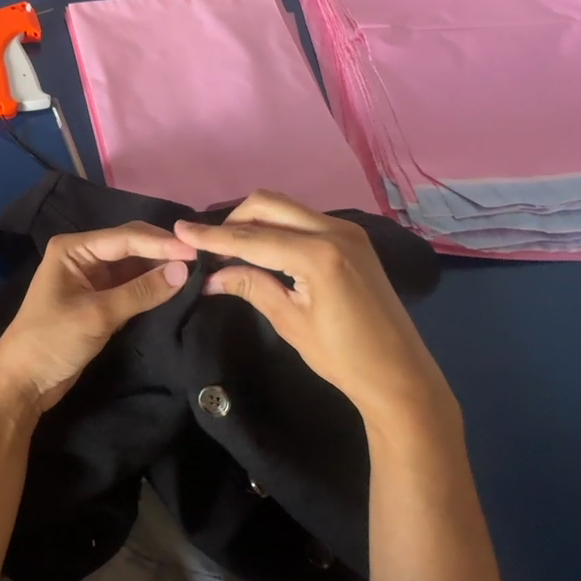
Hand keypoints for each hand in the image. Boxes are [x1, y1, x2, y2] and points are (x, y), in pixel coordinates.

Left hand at [0, 222, 195, 415]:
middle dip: (163, 250)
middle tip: (201, 258)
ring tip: (196, 270)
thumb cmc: (52, 340)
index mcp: (73, 248)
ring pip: (134, 265)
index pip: (125, 238)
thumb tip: (184, 271)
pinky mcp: (99, 300)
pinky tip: (175, 286)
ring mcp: (91, 278)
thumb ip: (140, 292)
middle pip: (131, 245)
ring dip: (160, 268)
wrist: (23, 381)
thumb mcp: (97, 315)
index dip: (161, 242)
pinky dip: (151, 286)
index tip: (196, 250)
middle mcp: (83, 256)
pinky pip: (131, 285)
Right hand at [173, 192, 460, 445]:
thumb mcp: (290, 322)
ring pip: (286, 208)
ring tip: (230, 247)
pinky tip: (263, 249)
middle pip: (267, 205)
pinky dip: (277, 227)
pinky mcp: (353, 239)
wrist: (400, 375)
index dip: (212, 236)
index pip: (252, 237)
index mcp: (318, 254)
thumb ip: (251, 286)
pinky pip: (304, 219)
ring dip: (254, 221)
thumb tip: (211, 275)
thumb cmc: (343, 358)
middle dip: (233, 220)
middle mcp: (334, 231)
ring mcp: (347, 231)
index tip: (179, 230)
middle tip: (209, 246)